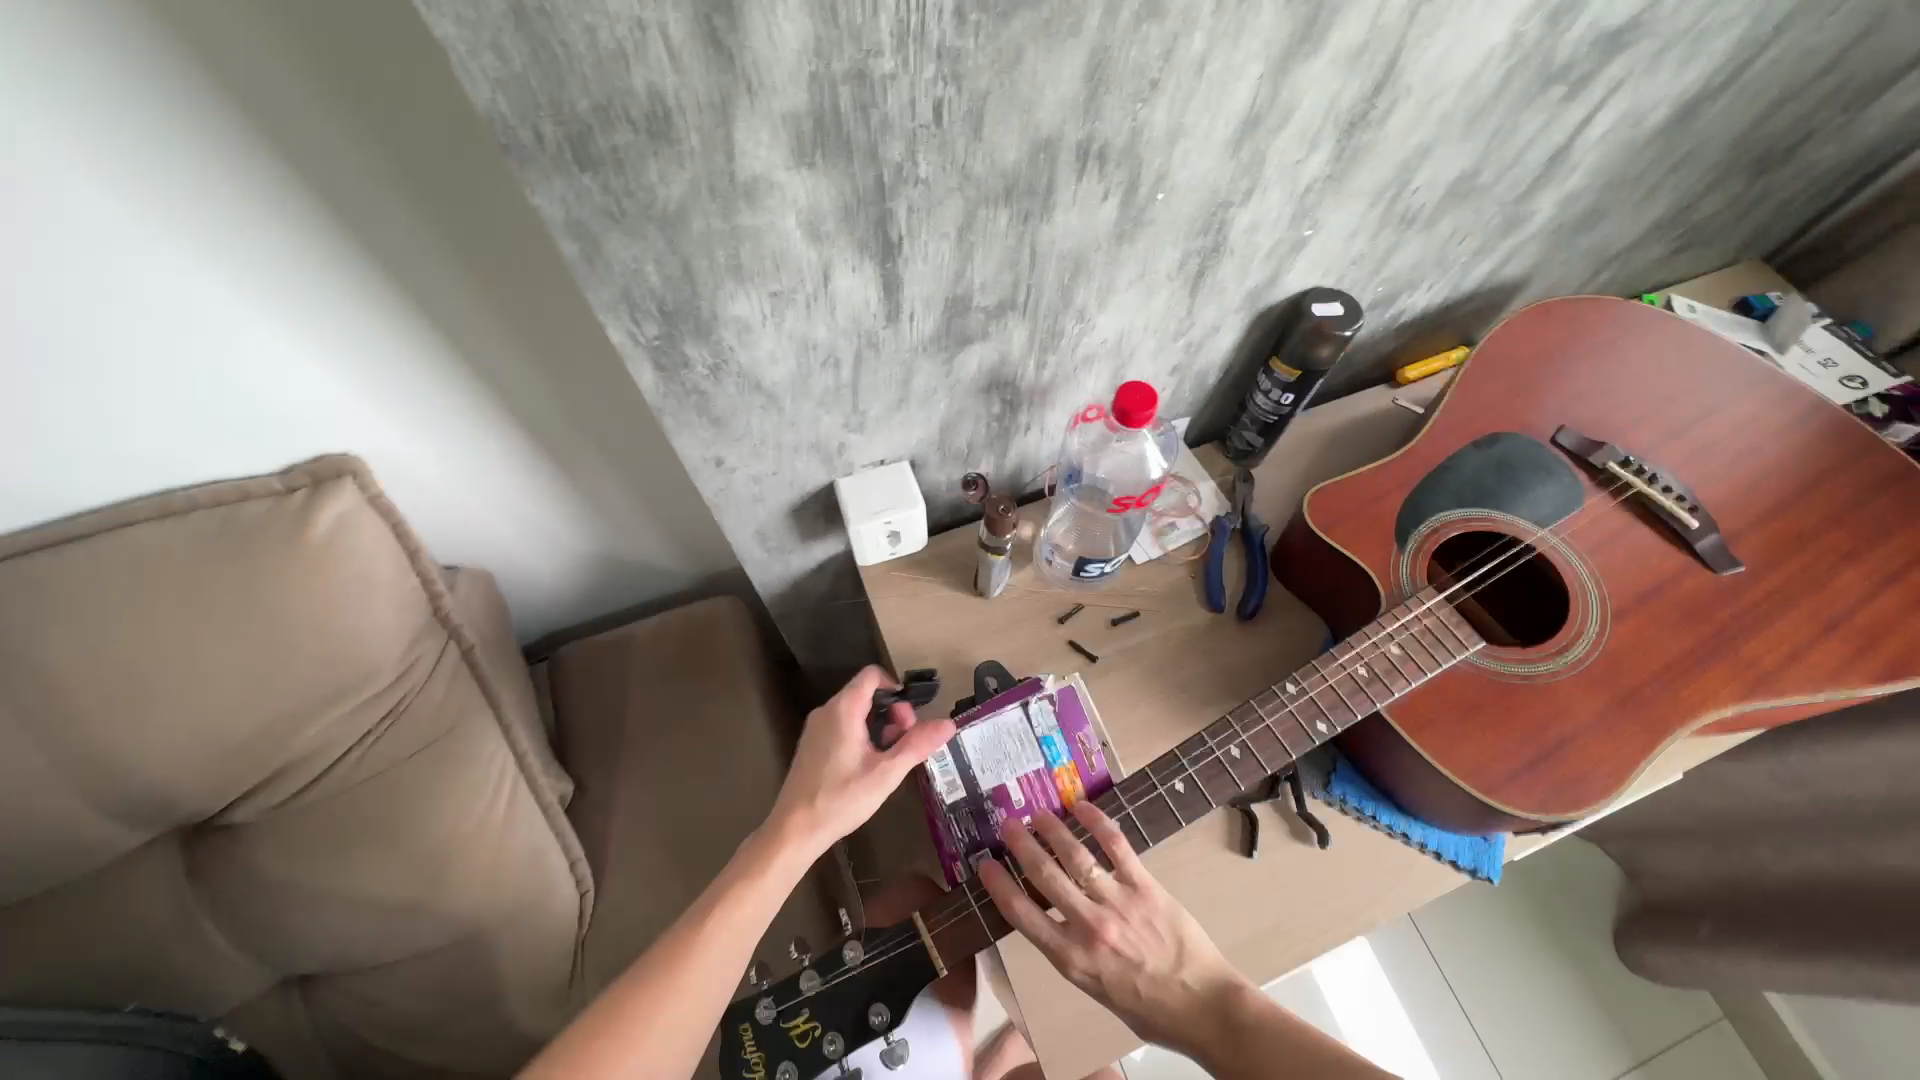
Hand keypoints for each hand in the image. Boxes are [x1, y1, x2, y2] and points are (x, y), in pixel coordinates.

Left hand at [766, 665, 955, 857]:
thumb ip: (917, 744)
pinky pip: (842, 726)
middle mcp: (827, 711)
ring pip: (855, 712)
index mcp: (843, 709)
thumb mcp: (886, 773)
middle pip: (866, 694)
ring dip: (878, 727)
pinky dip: (861, 736)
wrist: (795, 829)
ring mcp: (816, 728)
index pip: (873, 675)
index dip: (896, 689)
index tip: (908, 720)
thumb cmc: (841, 798)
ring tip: (887, 759)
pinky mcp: (811, 745)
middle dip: (891, 713)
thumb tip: (948, 723)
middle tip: (902, 744)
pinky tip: (868, 766)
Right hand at [979, 801, 1251, 1057]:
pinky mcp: (1145, 886)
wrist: (1203, 1007)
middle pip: (1044, 876)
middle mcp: (1089, 926)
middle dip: (1021, 846)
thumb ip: (1072, 955)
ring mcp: (1118, 902)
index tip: (984, 864)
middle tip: (1007, 824)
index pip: (1023, 915)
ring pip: (1076, 856)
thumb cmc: (1150, 1008)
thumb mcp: (1095, 990)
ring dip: (1052, 830)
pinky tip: (1081, 806)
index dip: (999, 886)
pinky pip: (1117, 846)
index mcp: (1072, 959)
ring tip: (1037, 813)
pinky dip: (1097, 821)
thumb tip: (1054, 924)